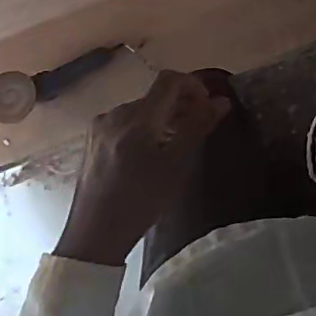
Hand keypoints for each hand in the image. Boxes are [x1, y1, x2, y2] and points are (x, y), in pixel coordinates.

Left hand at [52, 70, 231, 266]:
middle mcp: (116, 114)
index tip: (207, 107)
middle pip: (156, 95)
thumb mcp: (176, 166)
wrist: (94, 234)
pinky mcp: (93, 139)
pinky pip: (126, 121)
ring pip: (141, 109)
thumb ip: (198, 127)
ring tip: (176, 143)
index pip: (169, 80)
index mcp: (136, 118)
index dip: (193, 86)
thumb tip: (221, 101)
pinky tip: (150, 153)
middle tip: (198, 128)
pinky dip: (145, 127)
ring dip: (163, 117)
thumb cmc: (141, 202)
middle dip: (181, 104)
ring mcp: (101, 125)